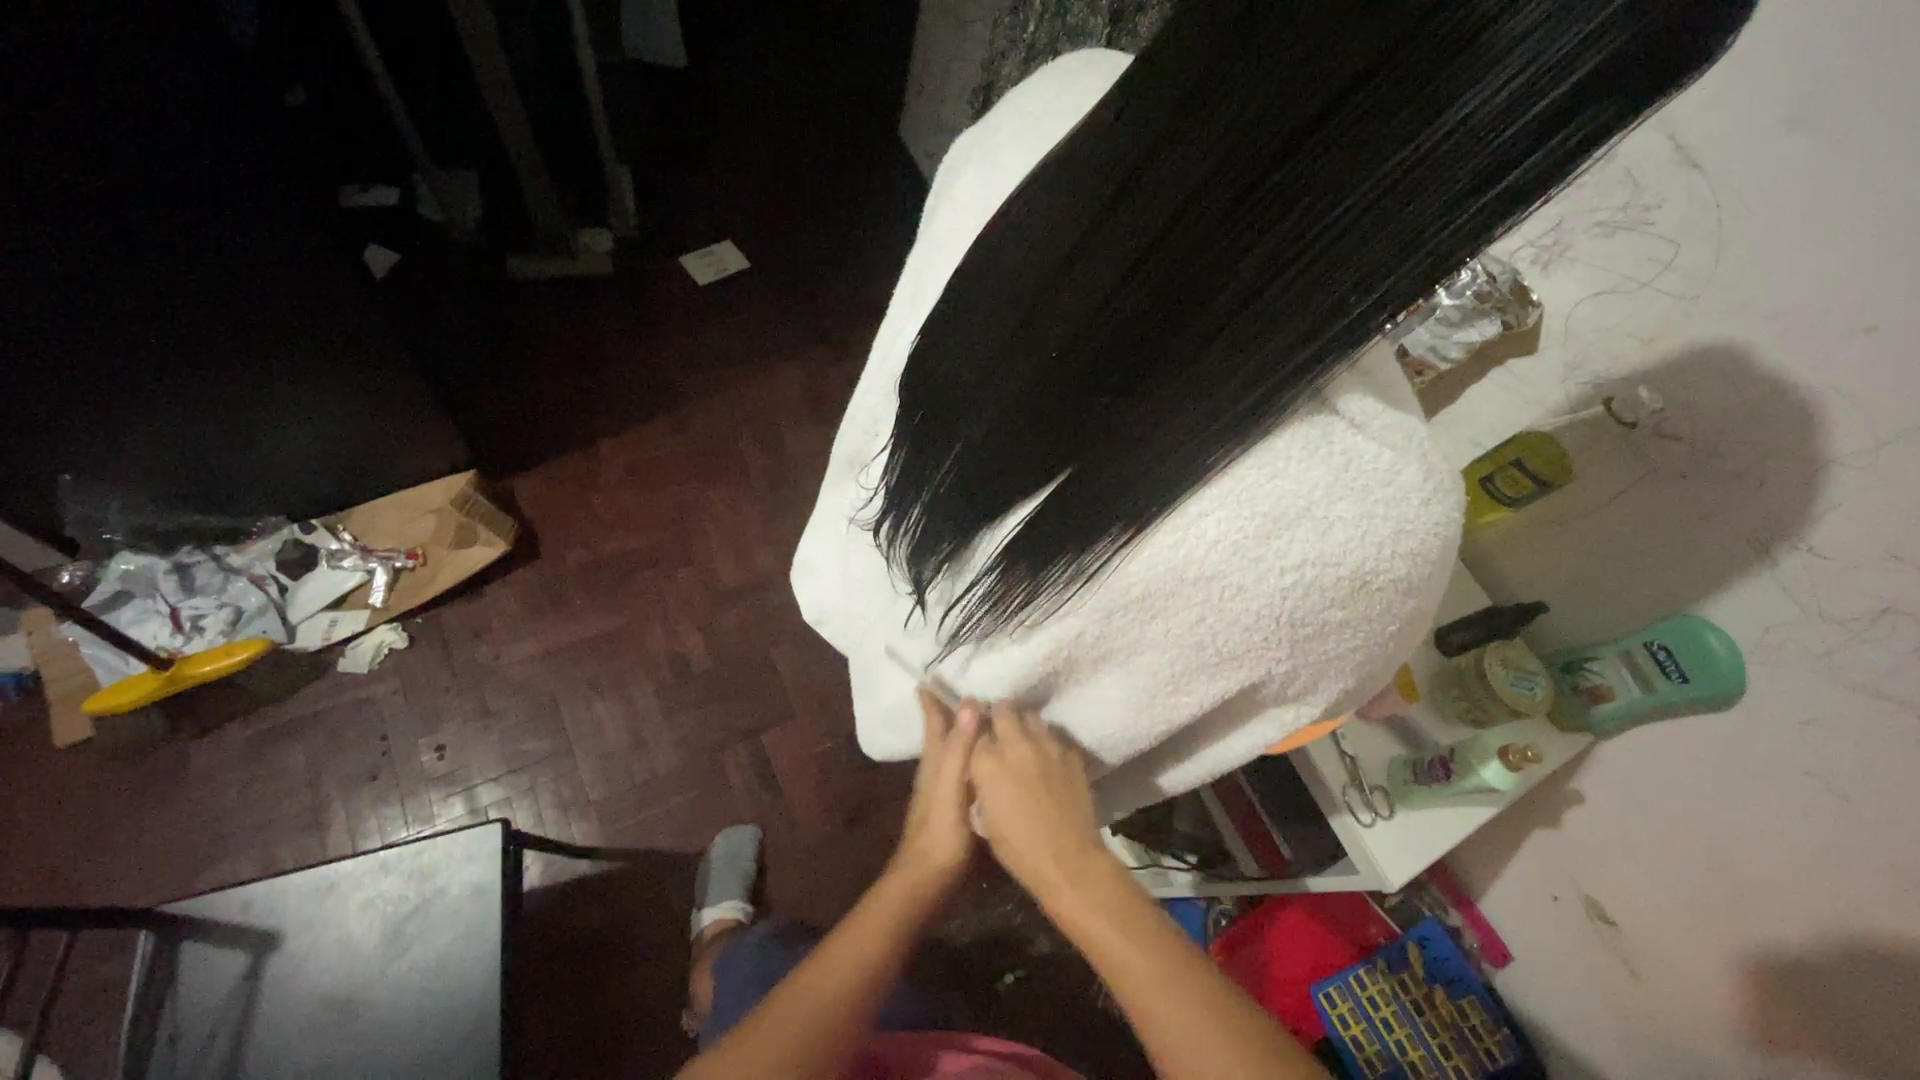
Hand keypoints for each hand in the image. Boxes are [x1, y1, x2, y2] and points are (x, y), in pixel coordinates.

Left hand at [886, 690, 984, 893]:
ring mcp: (944, 794)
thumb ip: (959, 749)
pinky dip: (974, 760)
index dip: (933, 702)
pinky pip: (965, 774)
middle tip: (968, 692)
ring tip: (983, 722)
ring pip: (953, 754)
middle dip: (950, 713)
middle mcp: (936, 773)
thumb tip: (969, 703)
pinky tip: (988, 766)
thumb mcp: (951, 788)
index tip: (933, 678)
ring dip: (963, 735)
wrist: (927, 882)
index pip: (934, 724)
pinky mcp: (954, 811)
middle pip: (942, 736)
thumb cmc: (939, 835)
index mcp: (935, 764)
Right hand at [968, 703, 1111, 903]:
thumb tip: (984, 768)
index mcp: (987, 761)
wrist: (1067, 860)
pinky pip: (1055, 738)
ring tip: (1025, 742)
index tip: (978, 742)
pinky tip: (1049, 761)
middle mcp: (1015, 745)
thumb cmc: (1017, 848)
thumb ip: (982, 781)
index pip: (974, 730)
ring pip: (1032, 717)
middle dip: (999, 717)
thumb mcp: (984, 815)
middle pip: (1003, 710)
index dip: (976, 735)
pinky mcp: (1071, 754)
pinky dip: (1049, 744)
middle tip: (1000, 732)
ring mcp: (1047, 746)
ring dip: (1025, 726)